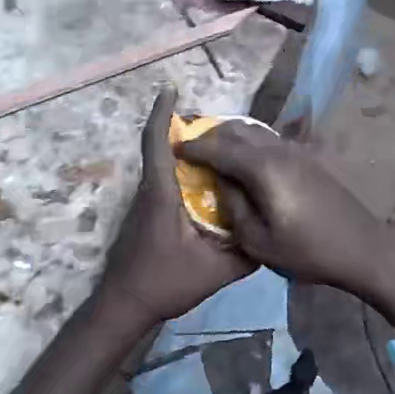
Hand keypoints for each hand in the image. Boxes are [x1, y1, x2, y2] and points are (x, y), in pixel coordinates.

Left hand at [96, 84, 254, 327]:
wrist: (124, 304)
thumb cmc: (164, 282)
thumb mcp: (214, 271)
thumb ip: (244, 253)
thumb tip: (270, 234)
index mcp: (161, 193)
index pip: (156, 143)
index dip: (161, 113)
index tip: (170, 89)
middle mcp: (150, 190)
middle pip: (161, 146)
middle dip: (182, 127)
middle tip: (216, 123)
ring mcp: (145, 201)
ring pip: (163, 164)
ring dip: (184, 150)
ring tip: (218, 149)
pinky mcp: (146, 212)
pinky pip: (164, 179)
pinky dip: (183, 171)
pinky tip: (206, 183)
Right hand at [176, 120, 392, 292]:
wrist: (363, 248)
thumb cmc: (308, 250)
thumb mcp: (259, 242)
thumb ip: (233, 208)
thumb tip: (220, 183)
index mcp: (262, 168)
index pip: (218, 148)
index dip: (193, 147)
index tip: (173, 148)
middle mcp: (276, 149)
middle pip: (235, 130)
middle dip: (209, 135)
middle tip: (189, 144)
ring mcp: (295, 150)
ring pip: (253, 130)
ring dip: (229, 135)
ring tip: (212, 148)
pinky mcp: (306, 156)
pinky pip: (267, 139)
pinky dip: (248, 141)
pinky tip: (243, 158)